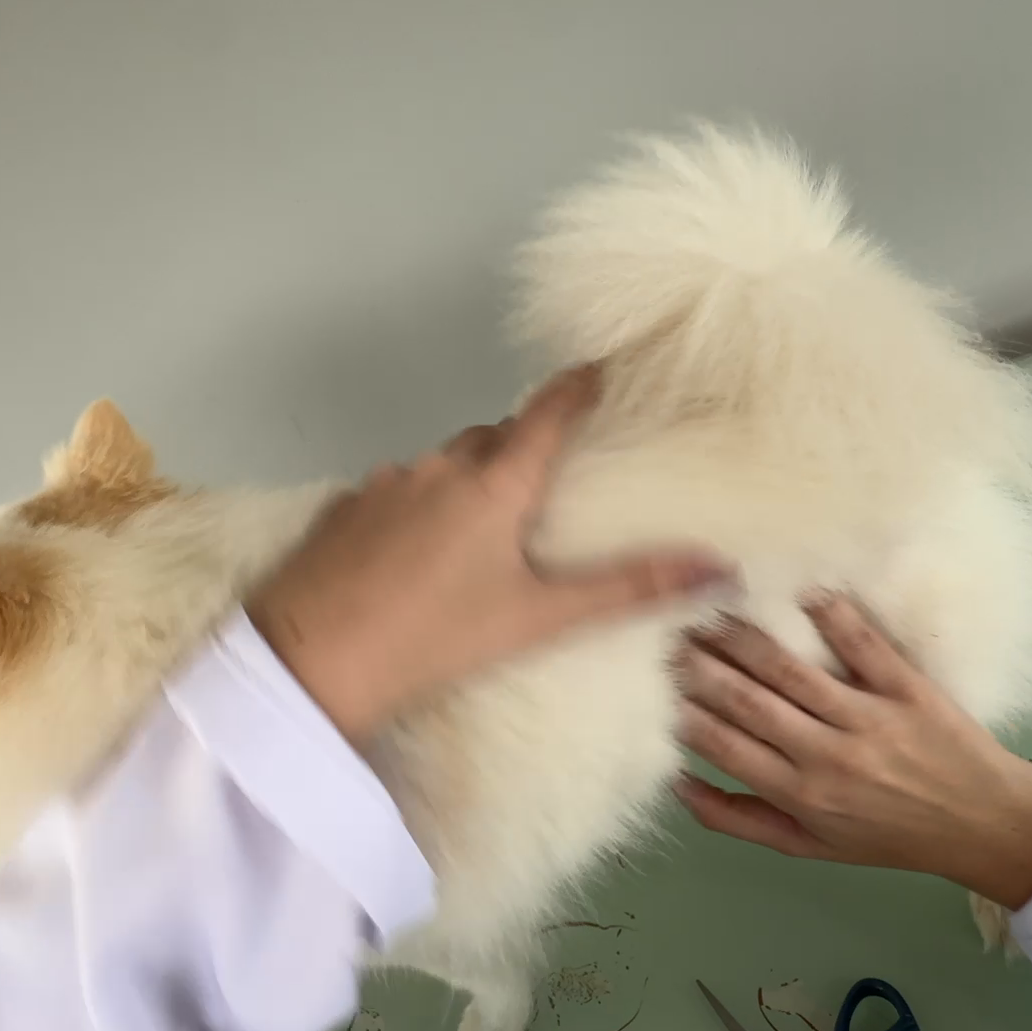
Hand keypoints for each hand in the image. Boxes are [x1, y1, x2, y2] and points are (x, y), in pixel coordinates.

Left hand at [247, 364, 735, 742]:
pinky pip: (392, 490)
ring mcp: (381, 482)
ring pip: (438, 465)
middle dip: (518, 450)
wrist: (312, 660)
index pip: (548, 412)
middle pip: (491, 438)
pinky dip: (412, 505)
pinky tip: (407, 553)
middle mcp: (437, 467)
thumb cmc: (436, 638)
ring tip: (471, 534)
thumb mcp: (536, 617)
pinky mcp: (342, 506)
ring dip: (462, 481)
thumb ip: (625, 588)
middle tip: (537, 493)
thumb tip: (719, 565)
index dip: (579, 387)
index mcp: (493, 483)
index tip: (601, 370)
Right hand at [674, 596, 1031, 910]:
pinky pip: (861, 642)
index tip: (650, 679)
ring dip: (738, 634)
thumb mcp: (805, 847)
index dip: (680, 708)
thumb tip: (674, 780)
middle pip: (745, 700)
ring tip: (703, 607)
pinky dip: (827, 611)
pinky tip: (792, 584)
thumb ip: (735, 818)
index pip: (721, 744)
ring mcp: (870, 718)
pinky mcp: (909, 688)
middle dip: (696, 663)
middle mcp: (828, 755)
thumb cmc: (886, 835)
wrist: (995, 831)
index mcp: (800, 794)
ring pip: (788, 668)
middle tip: (662, 632)